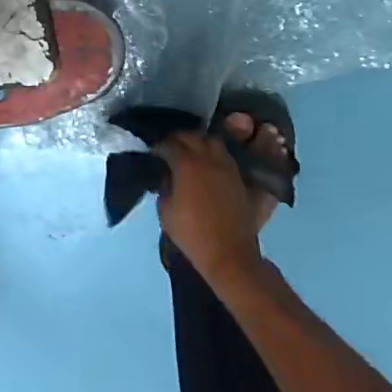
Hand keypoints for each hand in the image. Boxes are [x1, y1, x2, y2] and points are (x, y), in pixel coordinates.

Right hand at [155, 131, 262, 282]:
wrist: (228, 254)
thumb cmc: (192, 234)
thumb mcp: (165, 211)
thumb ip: (163, 187)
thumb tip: (166, 176)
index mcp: (187, 164)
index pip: (170, 144)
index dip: (159, 146)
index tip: (153, 153)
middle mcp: (208, 159)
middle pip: (192, 136)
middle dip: (178, 139)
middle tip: (169, 148)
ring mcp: (226, 167)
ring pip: (211, 141)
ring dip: (198, 142)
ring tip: (191, 152)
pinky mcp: (238, 177)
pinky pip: (224, 155)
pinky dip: (213, 154)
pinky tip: (207, 164)